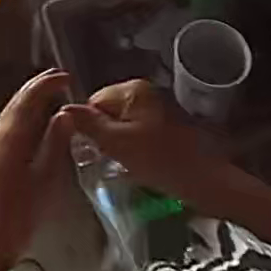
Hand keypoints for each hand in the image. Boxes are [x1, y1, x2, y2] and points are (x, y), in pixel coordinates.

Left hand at [0, 69, 72, 270]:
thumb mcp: (45, 177)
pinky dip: (25, 113)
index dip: (48, 85)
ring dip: (30, 99)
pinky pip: (11, 123)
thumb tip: (66, 112)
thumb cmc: (18, 212)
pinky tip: (35, 122)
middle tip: (58, 77)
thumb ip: (55, 142)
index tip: (67, 77)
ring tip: (50, 93)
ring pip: (13, 111)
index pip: (30, 98)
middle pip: (18, 101)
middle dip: (37, 86)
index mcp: (11, 134)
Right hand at [61, 79, 241, 215]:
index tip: (93, 149)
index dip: (89, 125)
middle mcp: (145, 91)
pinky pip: (137, 129)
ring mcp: (158, 106)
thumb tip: (64, 109)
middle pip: (108, 109)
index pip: (94, 100)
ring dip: (118, 141)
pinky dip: (133, 145)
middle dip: (104, 133)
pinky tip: (138, 162)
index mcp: (133, 89)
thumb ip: (90, 125)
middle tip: (108, 158)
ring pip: (122, 121)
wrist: (207, 182)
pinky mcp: (166, 123)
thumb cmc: (161, 161)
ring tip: (124, 162)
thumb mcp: (119, 144)